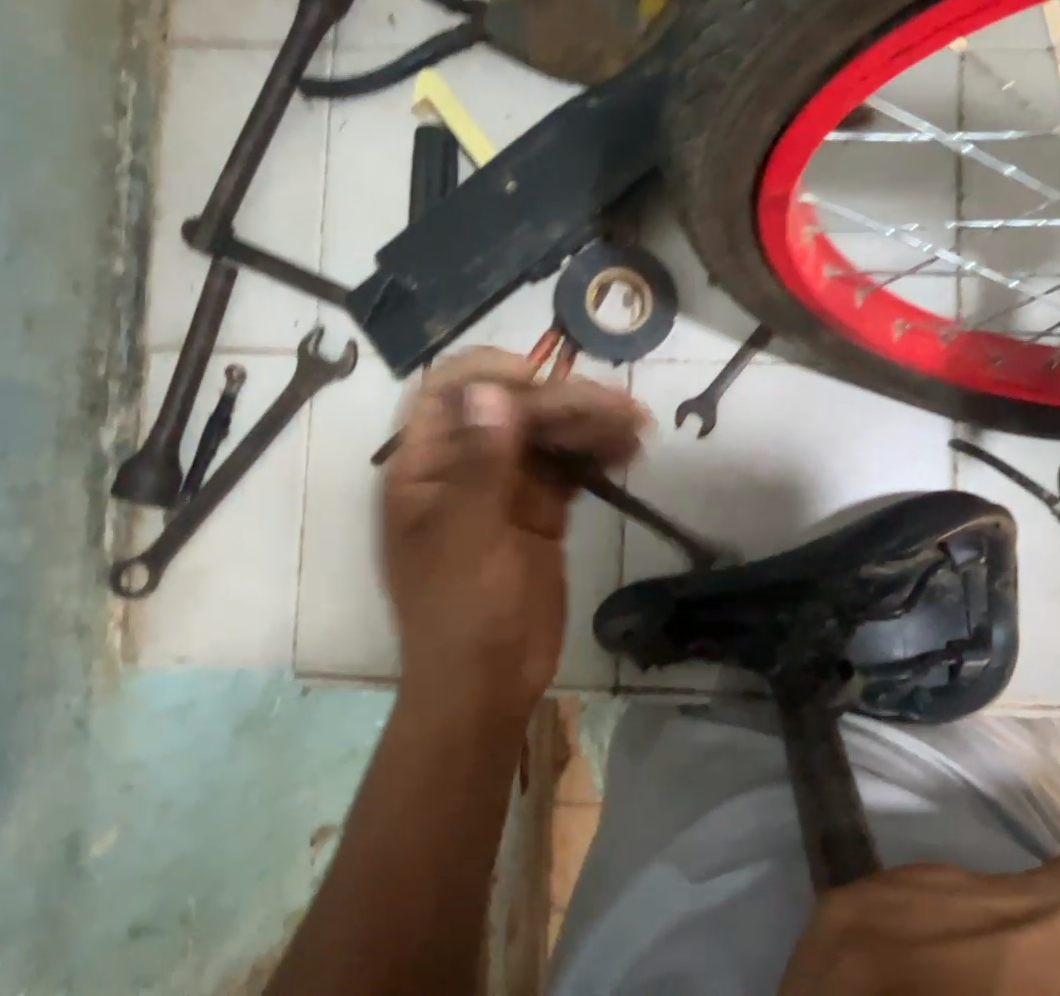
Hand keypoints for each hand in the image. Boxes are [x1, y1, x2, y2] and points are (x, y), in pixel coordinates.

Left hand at [380, 348, 645, 713]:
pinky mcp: (538, 511)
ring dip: (589, 424)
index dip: (492, 375)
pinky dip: (596, 456)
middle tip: (618, 408)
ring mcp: (503, 488)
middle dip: (562, 402)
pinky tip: (628, 451)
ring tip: (636, 426)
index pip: (448, 393)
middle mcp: (461, 466)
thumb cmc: (461, 617)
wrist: (487, 685)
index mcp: (423, 468)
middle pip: (510, 409)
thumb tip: (493, 393)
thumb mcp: (465, 541)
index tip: (542, 382)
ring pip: (545, 435)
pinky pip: (568, 468)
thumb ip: (480, 466)